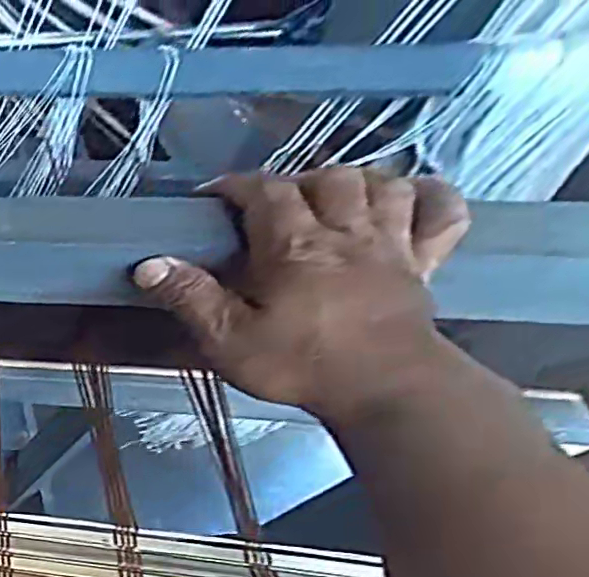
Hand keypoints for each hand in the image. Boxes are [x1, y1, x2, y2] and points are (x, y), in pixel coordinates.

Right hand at [132, 168, 472, 424]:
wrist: (381, 384)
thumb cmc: (295, 363)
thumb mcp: (225, 338)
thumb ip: (190, 297)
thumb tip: (149, 264)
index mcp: (293, 246)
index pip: (266, 193)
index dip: (237, 186)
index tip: (212, 194)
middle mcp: (346, 231)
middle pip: (327, 179)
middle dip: (294, 181)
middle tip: (270, 202)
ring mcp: (392, 242)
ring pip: (381, 183)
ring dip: (353, 181)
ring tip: (329, 197)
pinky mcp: (424, 262)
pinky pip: (439, 210)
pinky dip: (426, 194)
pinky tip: (406, 198)